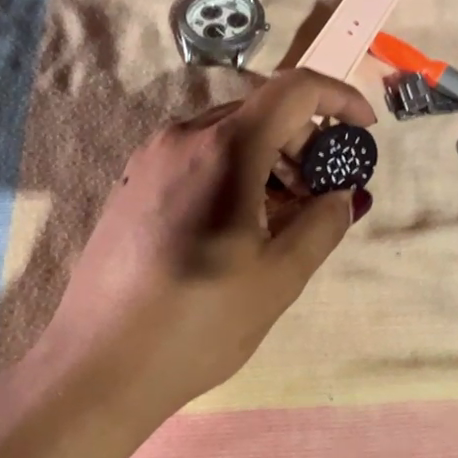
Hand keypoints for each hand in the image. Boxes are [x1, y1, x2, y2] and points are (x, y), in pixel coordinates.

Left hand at [40, 69, 375, 418]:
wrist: (94, 368)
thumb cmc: (197, 321)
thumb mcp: (279, 277)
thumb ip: (323, 223)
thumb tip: (344, 194)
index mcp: (226, 147)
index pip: (296, 89)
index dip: (339, 99)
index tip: (363, 131)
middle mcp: (185, 136)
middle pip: (263, 111)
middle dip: (306, 141)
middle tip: (325, 192)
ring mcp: (152, 157)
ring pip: (230, 133)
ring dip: (271, 158)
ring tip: (286, 216)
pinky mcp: (133, 182)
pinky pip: (199, 155)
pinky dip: (236, 170)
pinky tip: (240, 224)